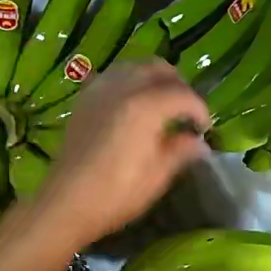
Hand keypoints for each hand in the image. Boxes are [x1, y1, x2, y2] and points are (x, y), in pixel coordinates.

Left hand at [33, 61, 209, 247]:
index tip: (205, 129)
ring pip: (135, 66)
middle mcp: (122, 89)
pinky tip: (134, 102)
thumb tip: (199, 142)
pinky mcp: (84, 99)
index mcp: (145, 107)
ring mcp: (100, 91)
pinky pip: (113, 75)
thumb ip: (181, 151)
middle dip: (179, 86)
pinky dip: (130, 80)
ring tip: (163, 103)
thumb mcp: (158, 176)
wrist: (65, 203)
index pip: (183, 95)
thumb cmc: (117, 194)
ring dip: (155, 78)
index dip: (200, 110)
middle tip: (187, 111)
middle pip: (159, 70)